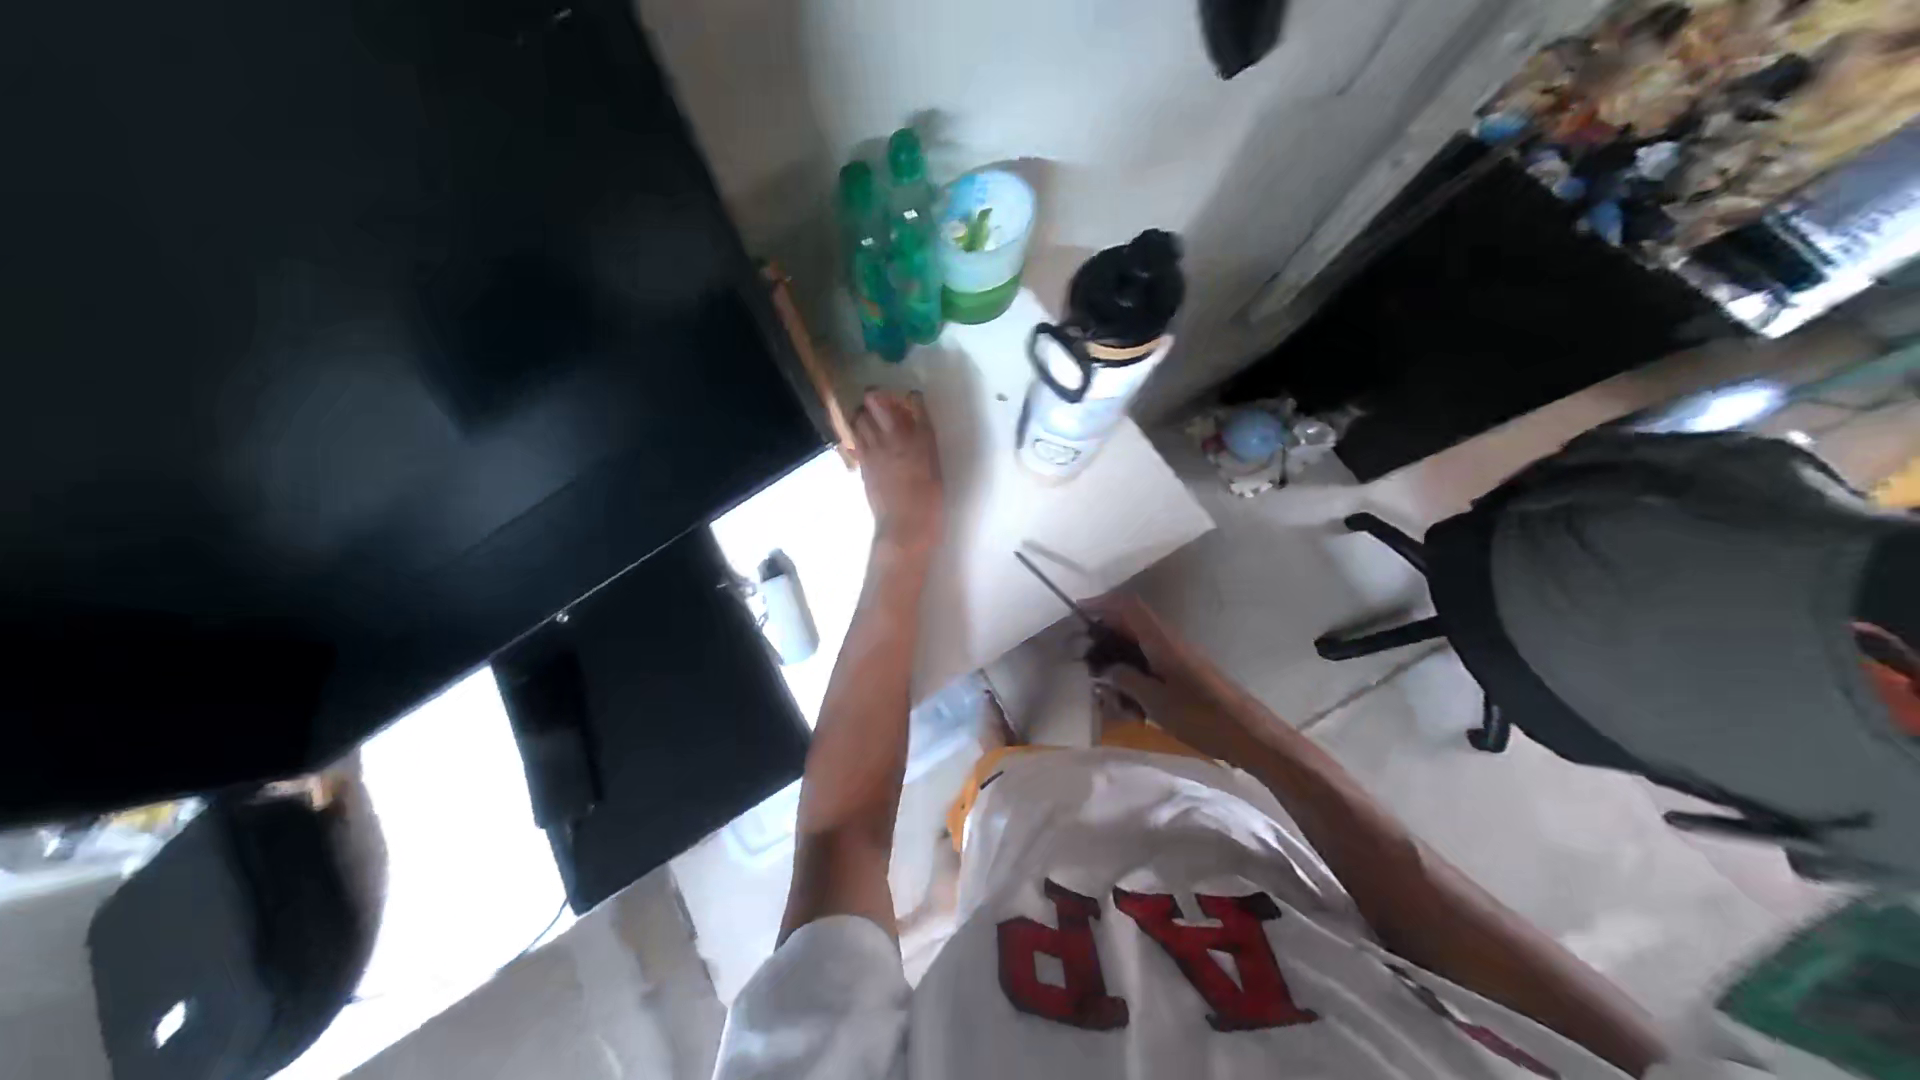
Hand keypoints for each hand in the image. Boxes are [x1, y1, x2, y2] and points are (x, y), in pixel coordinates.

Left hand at [853, 389, 942, 556]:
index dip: (912, 398)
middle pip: (876, 402)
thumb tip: (914, 432)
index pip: (915, 403)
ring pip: (860, 418)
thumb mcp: (934, 468)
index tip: (911, 398)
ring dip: (864, 415)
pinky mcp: (863, 463)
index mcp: (922, 438)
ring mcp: (875, 449)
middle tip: (880, 404)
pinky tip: (864, 439)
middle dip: (876, 399)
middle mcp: (896, 437)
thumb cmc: (929, 501)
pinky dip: (858, 434)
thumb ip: (923, 445)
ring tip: (870, 421)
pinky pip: (855, 439)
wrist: (905, 525)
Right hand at [1083, 593, 1259, 760]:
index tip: (1078, 613)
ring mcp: (1179, 659)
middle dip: (1105, 641)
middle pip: (1130, 627)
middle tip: (1088, 664)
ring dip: (1121, 668)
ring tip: (1112, 699)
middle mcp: (1169, 642)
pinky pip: (1152, 668)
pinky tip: (1134, 711)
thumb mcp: (1156, 702)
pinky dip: (1136, 682)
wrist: (1252, 736)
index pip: (1128, 606)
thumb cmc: (1203, 717)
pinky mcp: (1186, 676)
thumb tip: (1105, 670)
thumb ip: (1126, 680)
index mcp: (1161, 641)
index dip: (1102, 603)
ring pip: (1139, 651)